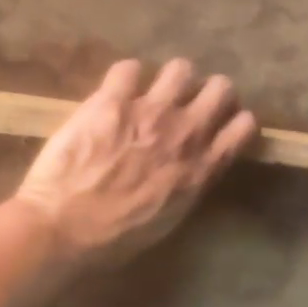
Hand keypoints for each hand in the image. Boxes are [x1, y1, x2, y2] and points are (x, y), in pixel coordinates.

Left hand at [14, 59, 258, 269]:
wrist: (64, 228)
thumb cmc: (114, 238)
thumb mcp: (168, 219)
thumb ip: (187, 185)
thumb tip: (190, 168)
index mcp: (201, 169)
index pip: (243, 126)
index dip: (232, 119)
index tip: (219, 123)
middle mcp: (185, 133)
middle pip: (220, 88)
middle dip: (207, 91)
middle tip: (187, 103)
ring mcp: (149, 112)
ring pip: (180, 68)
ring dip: (169, 79)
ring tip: (151, 92)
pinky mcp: (112, 100)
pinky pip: (129, 68)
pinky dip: (124, 78)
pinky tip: (114, 93)